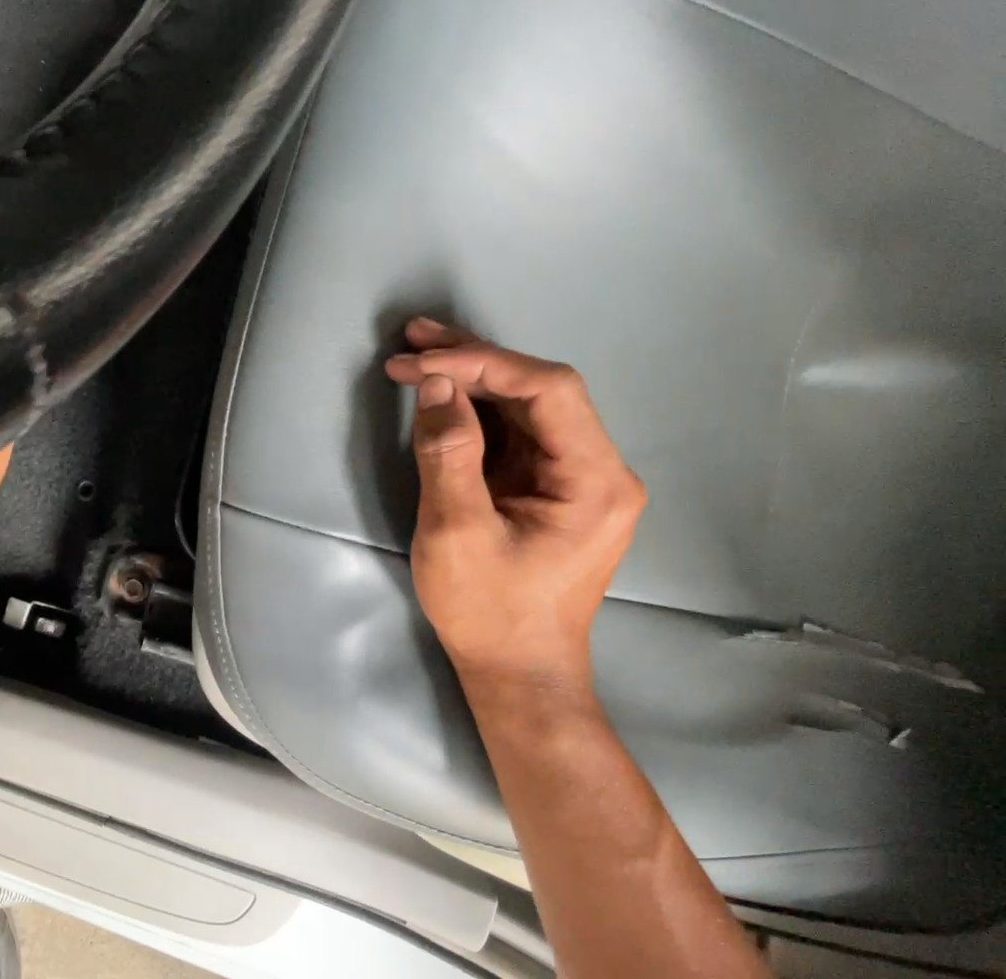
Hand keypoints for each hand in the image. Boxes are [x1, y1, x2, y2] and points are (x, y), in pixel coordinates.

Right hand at [384, 319, 644, 688]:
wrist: (516, 671)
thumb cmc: (489, 610)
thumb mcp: (456, 532)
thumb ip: (448, 453)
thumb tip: (439, 385)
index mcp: (594, 480)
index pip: (549, 391)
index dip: (485, 363)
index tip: (423, 362)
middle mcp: (597, 469)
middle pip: (539, 390)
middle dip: (474, 360)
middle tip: (413, 339)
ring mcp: (574, 477)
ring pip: (525, 406)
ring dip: (471, 377)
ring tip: (415, 352)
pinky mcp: (547, 487)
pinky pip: (514, 433)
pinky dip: (472, 408)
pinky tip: (438, 391)